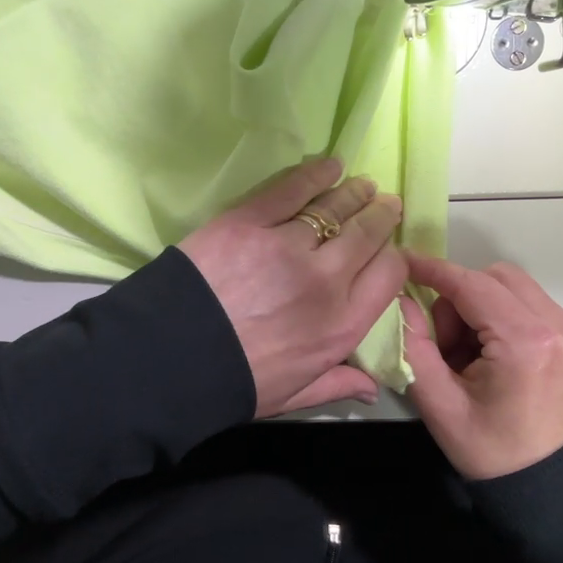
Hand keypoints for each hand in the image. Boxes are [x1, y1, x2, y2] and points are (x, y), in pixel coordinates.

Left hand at [177, 159, 405, 417]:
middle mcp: (326, 281)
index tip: (386, 248)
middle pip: (367, 234)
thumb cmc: (234, 384)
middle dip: (379, 215)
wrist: (170, 360)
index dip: (392, 256)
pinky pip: (290, 190)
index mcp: (341, 326)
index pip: (389, 275)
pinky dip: (313, 174)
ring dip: (352, 193)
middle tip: (382, 203)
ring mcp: (287, 246)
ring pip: (333, 207)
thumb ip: (335, 384)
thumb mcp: (292, 395)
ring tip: (359, 185)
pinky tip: (327, 166)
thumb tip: (372, 388)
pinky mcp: (249, 222)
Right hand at [400, 254, 562, 479]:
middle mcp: (560, 328)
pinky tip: (496, 359)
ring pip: (519, 290)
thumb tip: (401, 303)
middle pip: (498, 278)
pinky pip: (537, 310)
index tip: (405, 263)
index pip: (472, 285)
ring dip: (485, 308)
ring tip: (470, 355)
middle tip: (444, 341)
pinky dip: (508, 320)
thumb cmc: (490, 451)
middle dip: (462, 297)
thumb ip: (414, 347)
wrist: (552, 489)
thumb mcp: (438, 404)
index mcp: (525, 343)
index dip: (435, 271)